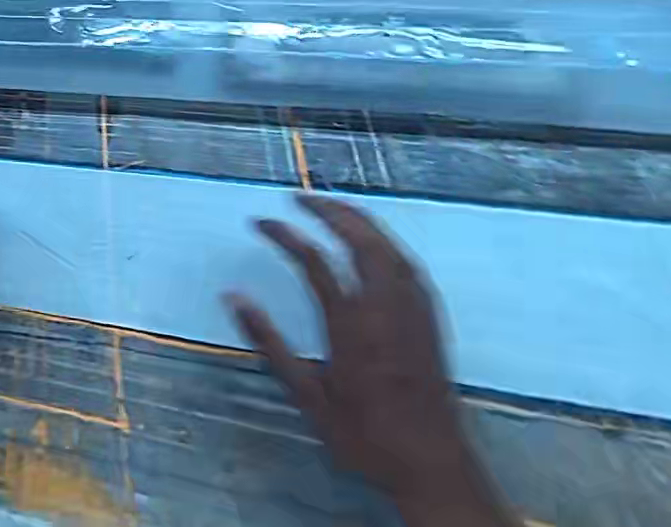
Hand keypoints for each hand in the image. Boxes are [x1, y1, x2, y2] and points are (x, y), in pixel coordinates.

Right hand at [227, 195, 513, 526]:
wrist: (437, 473)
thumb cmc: (363, 435)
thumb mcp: (305, 395)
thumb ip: (268, 341)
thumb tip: (233, 296)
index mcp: (353, 327)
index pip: (315, 261)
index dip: (285, 234)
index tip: (260, 221)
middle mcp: (387, 314)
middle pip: (364, 245)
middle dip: (332, 213)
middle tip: (300, 197)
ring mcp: (415, 318)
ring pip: (393, 254)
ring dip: (363, 223)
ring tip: (334, 207)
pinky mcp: (432, 327)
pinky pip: (411, 271)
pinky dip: (388, 246)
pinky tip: (375, 244)